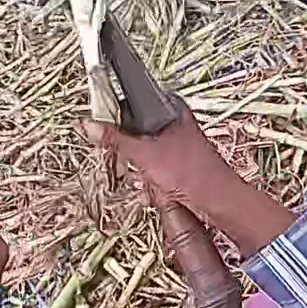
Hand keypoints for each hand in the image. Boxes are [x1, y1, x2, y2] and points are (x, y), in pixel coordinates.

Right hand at [77, 100, 236, 207]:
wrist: (218, 201)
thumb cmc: (192, 172)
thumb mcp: (144, 153)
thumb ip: (114, 139)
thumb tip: (87, 125)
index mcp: (169, 108)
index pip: (131, 106)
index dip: (115, 122)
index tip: (104, 136)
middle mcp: (174, 122)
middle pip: (134, 132)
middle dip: (127, 155)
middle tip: (125, 166)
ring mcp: (176, 144)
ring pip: (142, 153)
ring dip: (138, 172)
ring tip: (145, 183)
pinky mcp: (178, 163)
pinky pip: (152, 168)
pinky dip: (148, 181)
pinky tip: (152, 192)